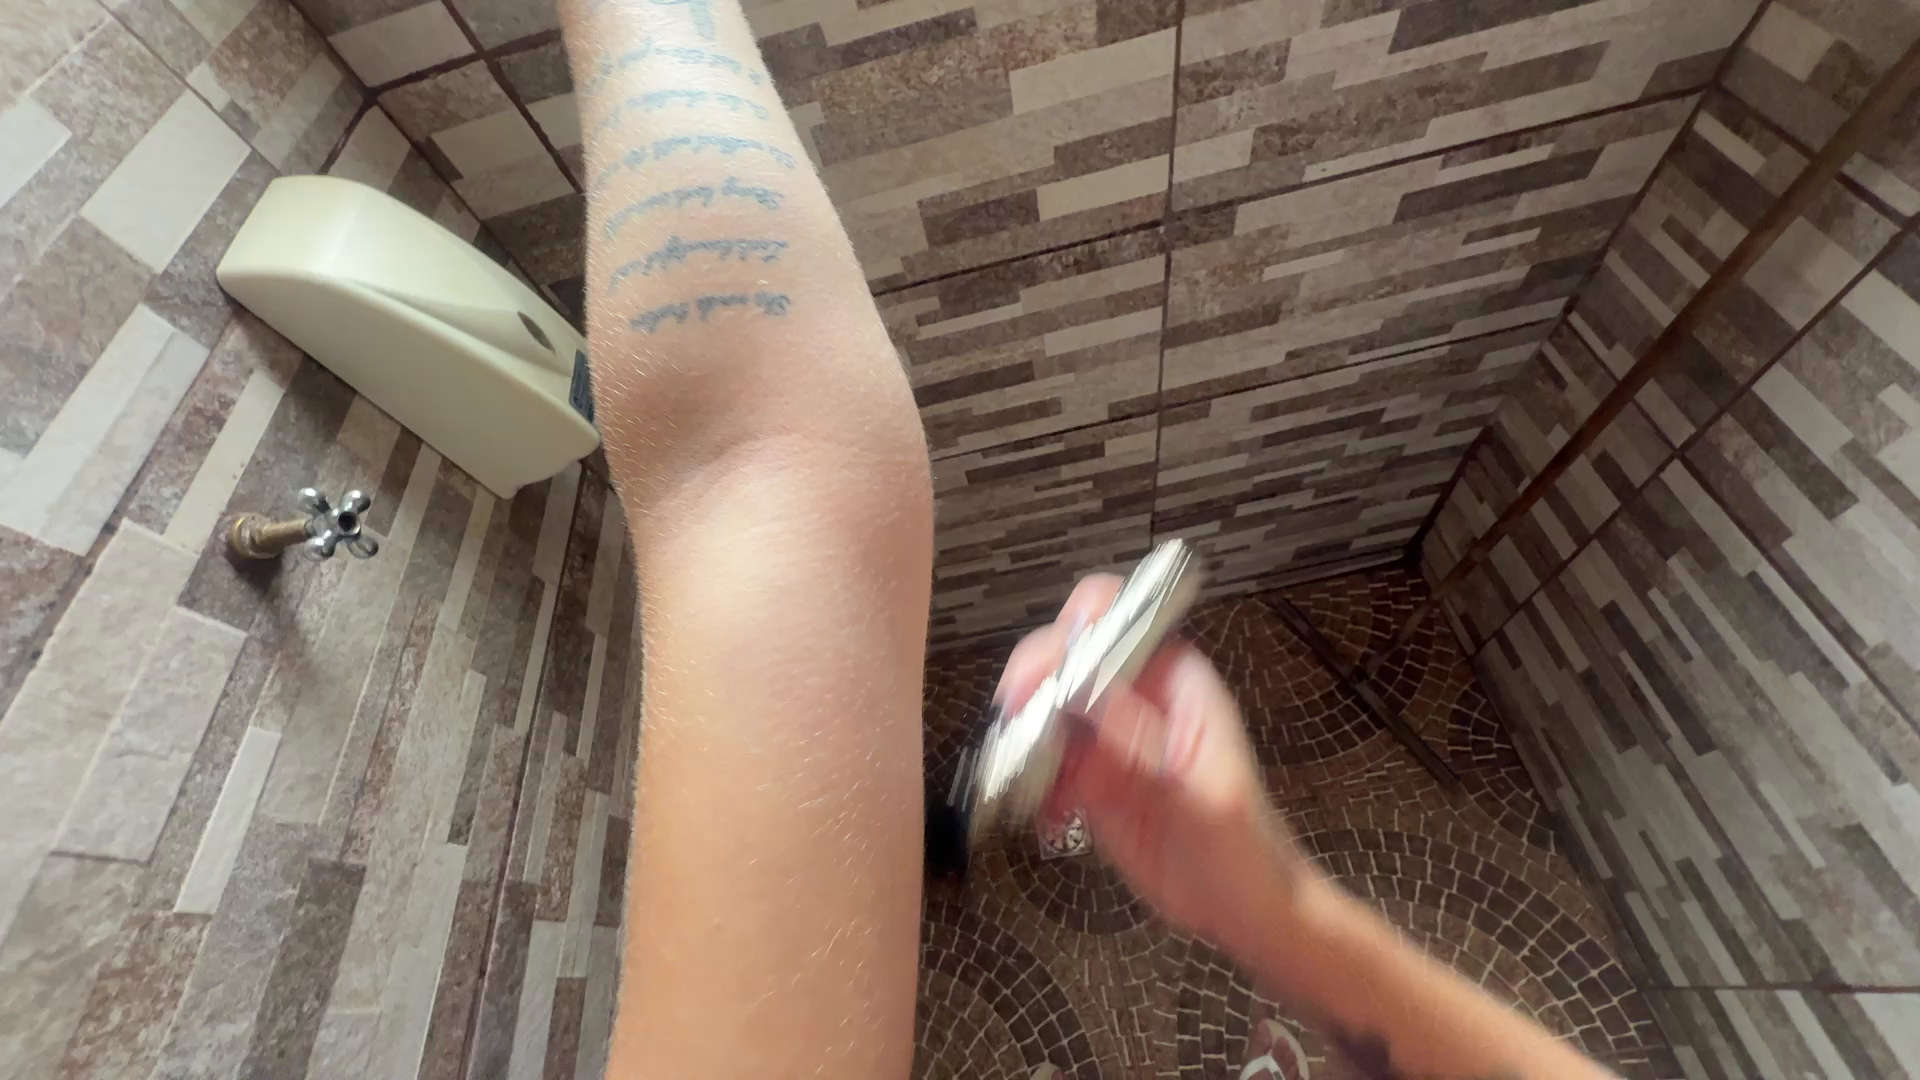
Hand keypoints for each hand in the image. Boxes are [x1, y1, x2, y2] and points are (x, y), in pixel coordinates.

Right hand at [996, 575, 1314, 953]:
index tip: (1053, 660)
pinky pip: (1041, 757)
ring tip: (1018, 764)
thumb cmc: (1242, 843)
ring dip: (1023, 726)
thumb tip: (1083, 687)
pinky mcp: (1084, 774)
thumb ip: (1144, 738)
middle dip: (1036, 674)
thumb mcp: (1202, 791)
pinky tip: (1047, 812)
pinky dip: (1028, 777)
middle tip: (1015, 709)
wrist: (1239, 907)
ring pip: (1045, 702)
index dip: (1081, 623)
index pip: (1122, 619)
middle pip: (1069, 654)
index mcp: (1172, 679)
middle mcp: (1132, 695)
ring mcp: (1104, 734)